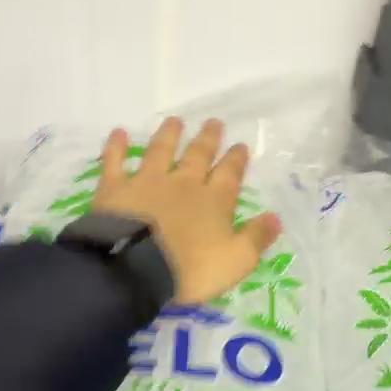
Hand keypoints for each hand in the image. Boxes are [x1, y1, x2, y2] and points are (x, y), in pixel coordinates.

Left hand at [92, 117, 283, 305]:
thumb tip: (275, 218)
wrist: (135, 268)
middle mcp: (183, 183)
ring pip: (160, 151)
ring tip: (175, 121)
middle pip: (198, 156)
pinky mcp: (115, 189)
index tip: (241, 145)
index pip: (229, 175)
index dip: (236, 160)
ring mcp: (147, 182)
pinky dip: (117, 146)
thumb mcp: (236, 261)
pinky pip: (115, 161)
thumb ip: (256, 238)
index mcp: (214, 202)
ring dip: (169, 135)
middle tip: (214, 122)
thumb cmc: (191, 269)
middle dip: (208, 139)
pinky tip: (119, 133)